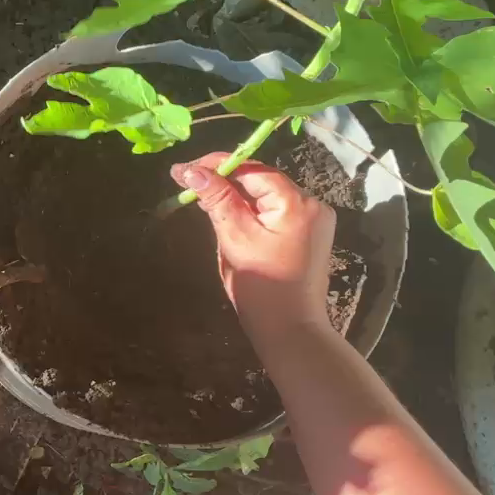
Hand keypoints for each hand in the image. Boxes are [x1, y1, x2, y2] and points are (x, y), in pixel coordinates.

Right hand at [170, 153, 334, 334]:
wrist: (290, 329)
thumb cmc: (261, 286)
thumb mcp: (234, 238)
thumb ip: (216, 200)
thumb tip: (188, 170)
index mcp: (297, 203)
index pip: (252, 170)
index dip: (216, 165)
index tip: (183, 169)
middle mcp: (311, 204)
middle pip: (260, 180)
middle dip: (222, 179)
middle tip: (186, 182)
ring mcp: (311, 220)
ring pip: (264, 196)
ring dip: (233, 195)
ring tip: (200, 197)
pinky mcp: (305, 234)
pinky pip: (271, 211)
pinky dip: (247, 209)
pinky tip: (224, 213)